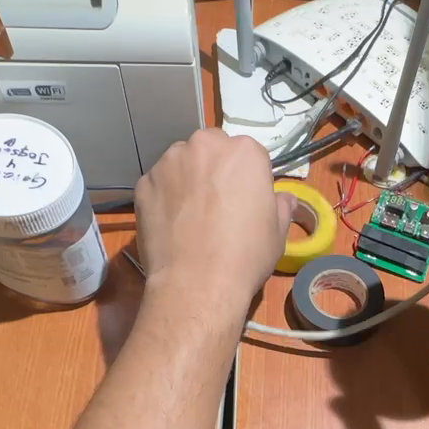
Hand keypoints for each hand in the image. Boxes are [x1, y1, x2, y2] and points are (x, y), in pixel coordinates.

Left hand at [135, 129, 293, 314]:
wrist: (197, 283)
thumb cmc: (246, 257)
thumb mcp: (278, 235)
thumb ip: (281, 207)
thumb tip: (284, 198)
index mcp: (244, 152)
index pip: (250, 155)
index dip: (249, 180)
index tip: (247, 202)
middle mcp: (204, 145)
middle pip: (212, 151)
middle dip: (215, 171)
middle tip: (218, 208)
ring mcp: (169, 161)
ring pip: (182, 164)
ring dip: (188, 182)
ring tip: (192, 219)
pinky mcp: (144, 182)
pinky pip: (159, 185)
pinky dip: (165, 199)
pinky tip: (172, 227)